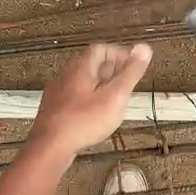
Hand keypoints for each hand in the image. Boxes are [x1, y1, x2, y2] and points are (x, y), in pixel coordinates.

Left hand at [29, 43, 153, 155]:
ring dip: (99, 85)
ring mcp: (56, 92)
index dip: (118, 54)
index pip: (100, 49)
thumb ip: (131, 73)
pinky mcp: (52, 109)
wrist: (50, 146)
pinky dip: (87, 98)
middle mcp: (65, 75)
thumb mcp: (115, 96)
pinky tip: (94, 114)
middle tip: (126, 81)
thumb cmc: (85, 120)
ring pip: (81, 81)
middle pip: (89, 64)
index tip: (132, 66)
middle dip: (110, 69)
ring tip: (113, 99)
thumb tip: (145, 48)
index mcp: (80, 68)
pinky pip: (73, 96)